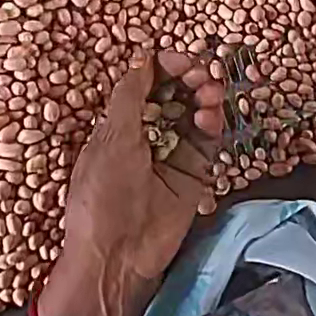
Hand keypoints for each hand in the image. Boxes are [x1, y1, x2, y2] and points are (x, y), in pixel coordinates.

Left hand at [62, 51, 225, 281]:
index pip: (149, 81)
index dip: (166, 65)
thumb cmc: (103, 194)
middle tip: (200, 74)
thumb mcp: (111, 138)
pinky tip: (208, 116)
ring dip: (205, 95)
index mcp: (122, 121)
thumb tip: (144, 60)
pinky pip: (208, 138)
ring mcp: (173, 151)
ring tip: (209, 92)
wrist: (118, 255)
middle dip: (190, 76)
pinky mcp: (195, 170)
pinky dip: (212, 122)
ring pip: (195, 111)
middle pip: (176, 91)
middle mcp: (149, 132)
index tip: (181, 59)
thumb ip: (130, 96)